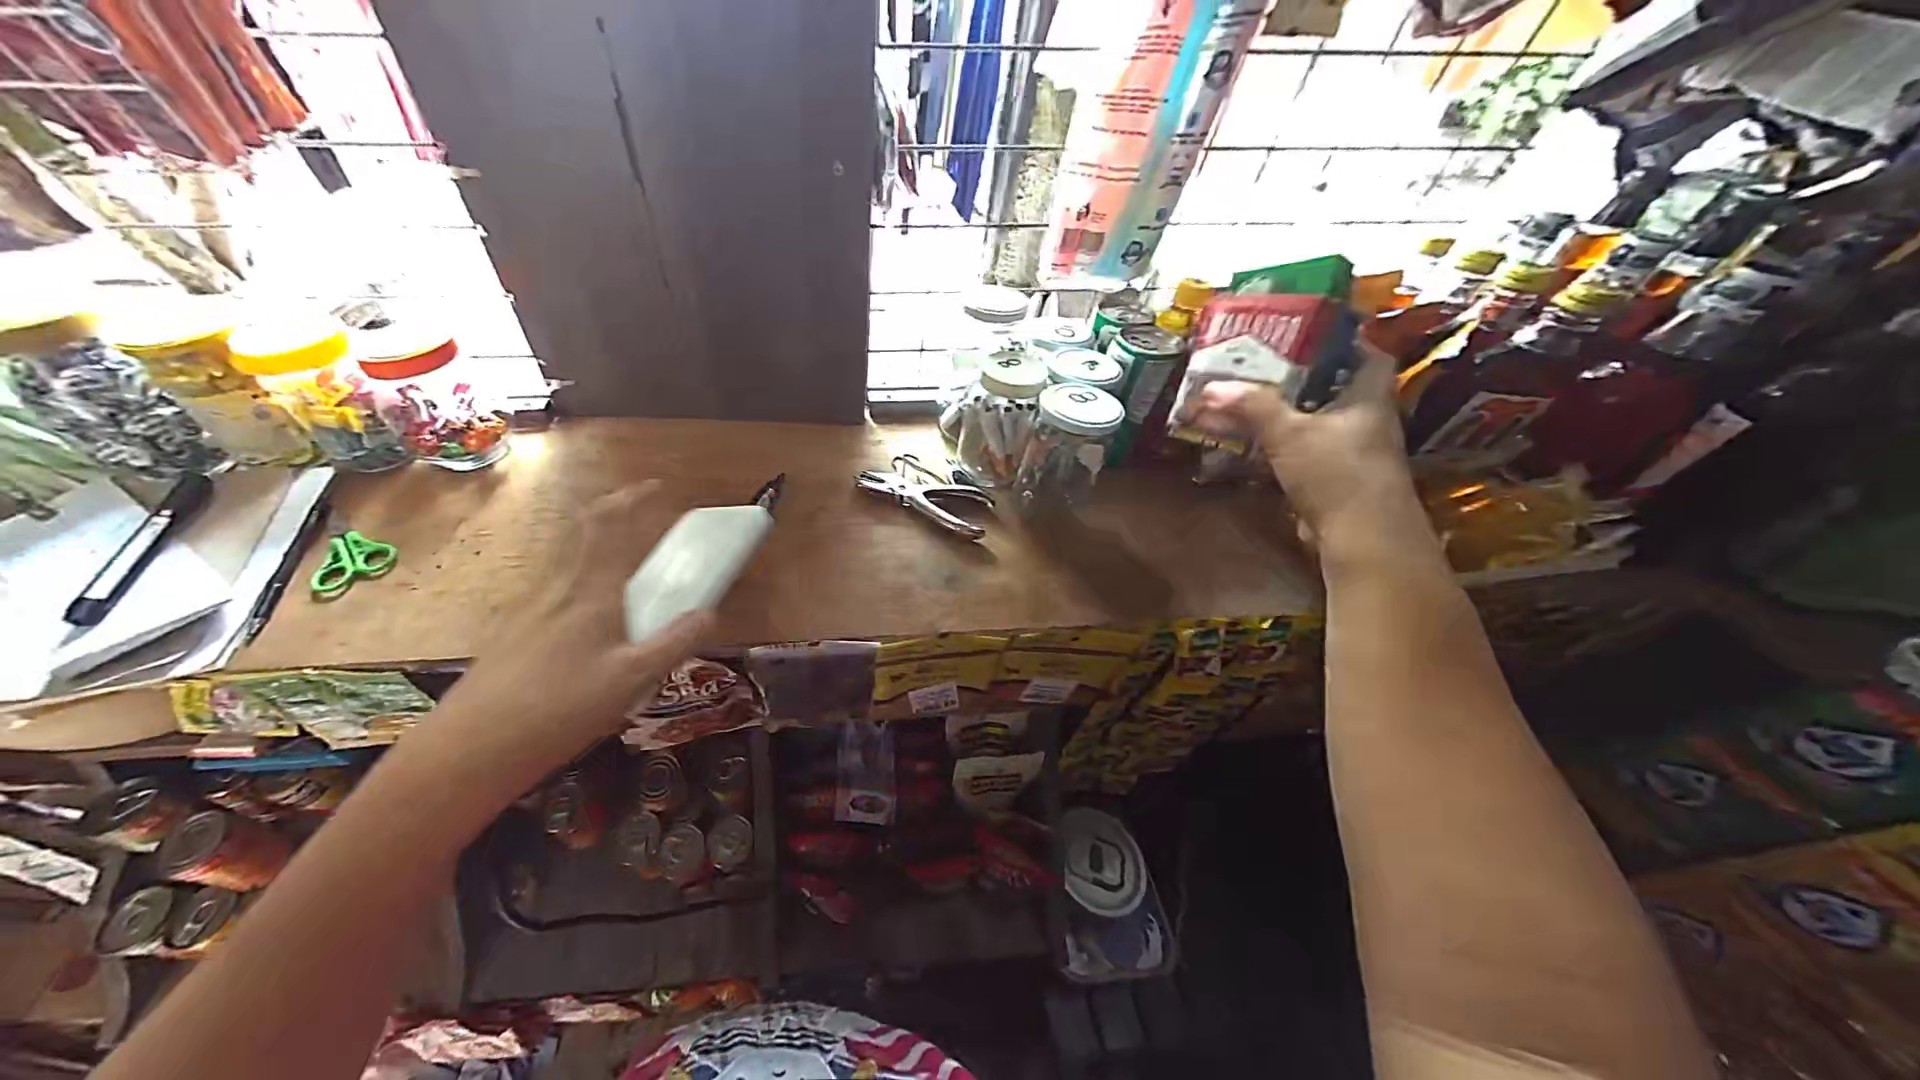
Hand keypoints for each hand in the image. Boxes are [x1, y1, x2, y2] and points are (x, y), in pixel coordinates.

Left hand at [433, 483, 711, 774]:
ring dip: (601, 556)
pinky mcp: (515, 634)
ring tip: (631, 583)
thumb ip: (674, 642)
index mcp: (589, 592)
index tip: (653, 487)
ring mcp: (530, 610)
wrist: (471, 748)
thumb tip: (708, 613)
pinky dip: (586, 590)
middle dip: (616, 519)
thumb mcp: (631, 679)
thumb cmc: (559, 708)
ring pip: (571, 566)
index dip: (630, 499)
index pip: (606, 526)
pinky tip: (595, 631)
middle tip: (646, 524)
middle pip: (584, 536)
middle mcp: (557, 590)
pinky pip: (560, 594)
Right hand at [1180, 339, 1428, 557]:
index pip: (1367, 353)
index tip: (1307, 331)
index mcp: (1368, 396)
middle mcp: (1365, 420)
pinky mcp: (1333, 481)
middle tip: (1260, 365)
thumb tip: (1210, 388)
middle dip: (1298, 377)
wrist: (1362, 538)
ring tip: (1245, 401)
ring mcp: (1350, 453)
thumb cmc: (1337, 472)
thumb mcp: (1290, 433)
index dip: (1342, 339)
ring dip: (1284, 414)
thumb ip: (1253, 408)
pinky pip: (1302, 452)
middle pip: (1333, 388)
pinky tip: (1251, 443)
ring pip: (1314, 422)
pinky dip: (1278, 445)